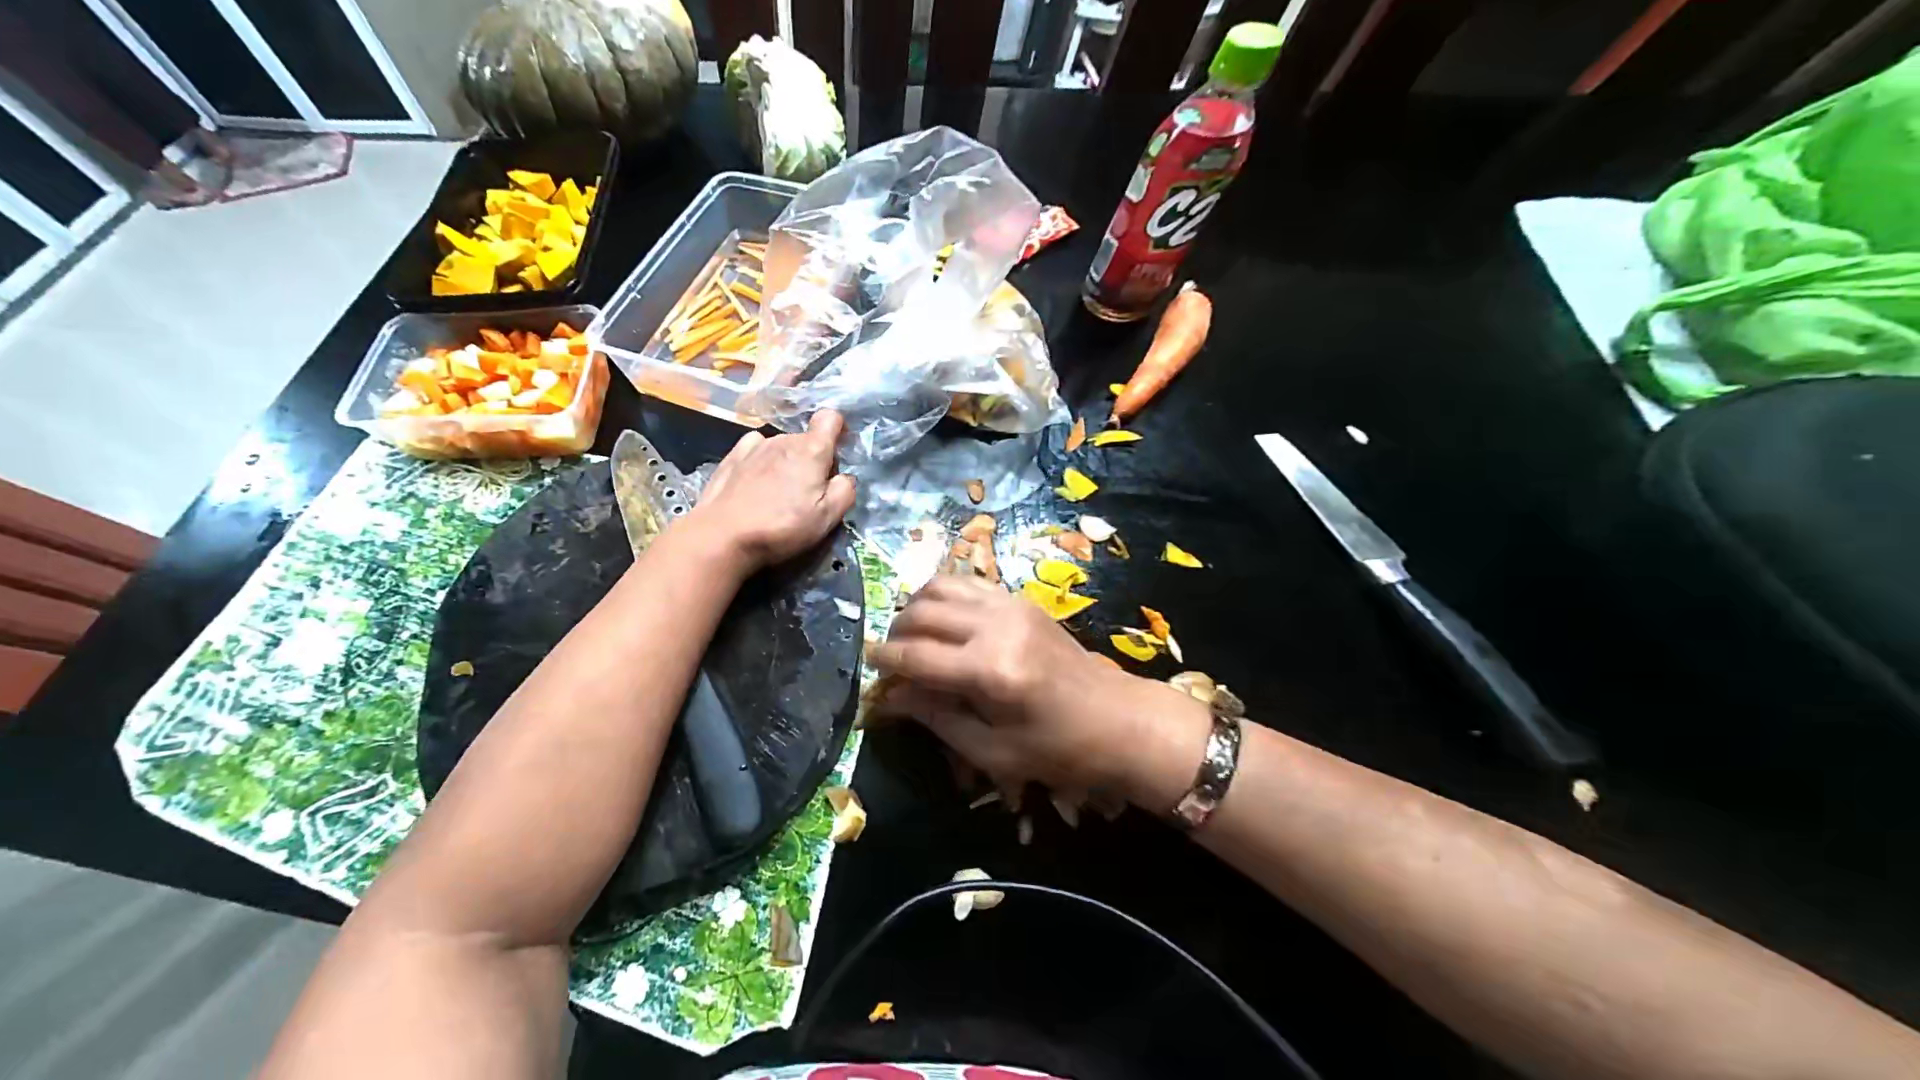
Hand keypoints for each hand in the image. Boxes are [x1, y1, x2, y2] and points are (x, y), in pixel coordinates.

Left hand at [685, 410, 856, 573]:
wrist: (723, 536)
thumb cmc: (782, 526)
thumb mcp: (827, 518)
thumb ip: (845, 491)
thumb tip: (844, 478)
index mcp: (812, 450)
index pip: (831, 418)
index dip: (838, 431)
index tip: (837, 454)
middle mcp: (783, 439)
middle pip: (807, 440)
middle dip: (812, 460)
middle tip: (808, 493)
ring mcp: (755, 445)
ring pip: (782, 446)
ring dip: (786, 463)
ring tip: (778, 494)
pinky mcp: (732, 457)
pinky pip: (756, 449)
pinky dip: (762, 461)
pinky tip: (756, 482)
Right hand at [868, 575, 1210, 805]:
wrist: (1120, 720)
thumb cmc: (1058, 750)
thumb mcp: (992, 751)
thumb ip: (936, 717)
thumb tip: (890, 697)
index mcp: (990, 671)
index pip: (915, 654)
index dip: (884, 660)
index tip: (868, 667)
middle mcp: (997, 626)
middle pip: (922, 611)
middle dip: (895, 632)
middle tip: (890, 658)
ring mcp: (1011, 606)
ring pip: (941, 586)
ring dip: (916, 607)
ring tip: (911, 635)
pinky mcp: (1022, 599)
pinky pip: (968, 583)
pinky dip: (944, 596)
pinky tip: (942, 621)